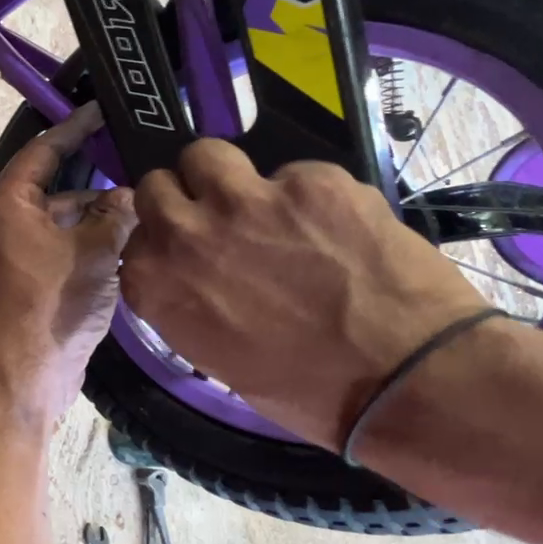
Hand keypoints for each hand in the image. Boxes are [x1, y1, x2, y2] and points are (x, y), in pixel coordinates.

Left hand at [0, 103, 136, 426]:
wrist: (23, 371)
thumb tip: (132, 195)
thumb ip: (116, 216)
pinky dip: (97, 243)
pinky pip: (69, 247)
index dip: (72, 130)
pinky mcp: (36, 280)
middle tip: (147, 165)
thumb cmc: (50, 302)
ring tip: (156, 207)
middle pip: (57, 188)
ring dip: (103, 216)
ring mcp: (20, 253)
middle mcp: (8, 223)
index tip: (102, 111)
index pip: (41, 152)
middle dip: (99, 180)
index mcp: (8, 204)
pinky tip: (138, 243)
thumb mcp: (93, 251)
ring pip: (67, 221)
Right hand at [120, 140, 488, 446]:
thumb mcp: (209, 350)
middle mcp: (184, 232)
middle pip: (157, 186)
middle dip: (182, 199)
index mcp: (153, 279)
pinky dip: (309, 196)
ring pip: (206, 155)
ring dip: (225, 175)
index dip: (163, 241)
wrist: (409, 378)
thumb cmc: (303, 388)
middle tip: (218, 221)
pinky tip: (335, 227)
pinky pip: (294, 173)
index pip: (134, 236)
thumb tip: (190, 275)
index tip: (187, 253)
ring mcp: (245, 201)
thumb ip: (180, 298)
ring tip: (261, 202)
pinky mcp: (311, 183)